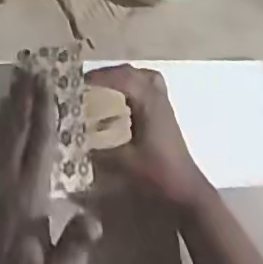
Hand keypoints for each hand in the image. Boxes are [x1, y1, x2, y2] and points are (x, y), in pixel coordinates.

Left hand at [0, 73, 100, 263]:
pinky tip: (1, 122)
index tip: (47, 82)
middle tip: (30, 68)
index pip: (38, 145)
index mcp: (26, 199)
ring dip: (9, 109)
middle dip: (24, 99)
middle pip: (15, 133)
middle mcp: (3, 186)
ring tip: (15, 82)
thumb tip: (95, 217)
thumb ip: (75, 246)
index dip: (44, 112)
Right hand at [83, 65, 208, 209]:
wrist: (186, 190)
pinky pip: (146, 86)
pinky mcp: (164, 112)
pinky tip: (119, 102)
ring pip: (140, 77)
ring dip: (120, 78)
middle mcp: (157, 96)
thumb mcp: (124, 162)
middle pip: (130, 73)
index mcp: (149, 102)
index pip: (122, 77)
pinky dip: (130, 86)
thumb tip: (76, 137)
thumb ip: (100, 148)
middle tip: (86, 86)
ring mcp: (163, 103)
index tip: (78, 84)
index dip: (99, 77)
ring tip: (101, 89)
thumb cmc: (157, 174)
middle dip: (107, 75)